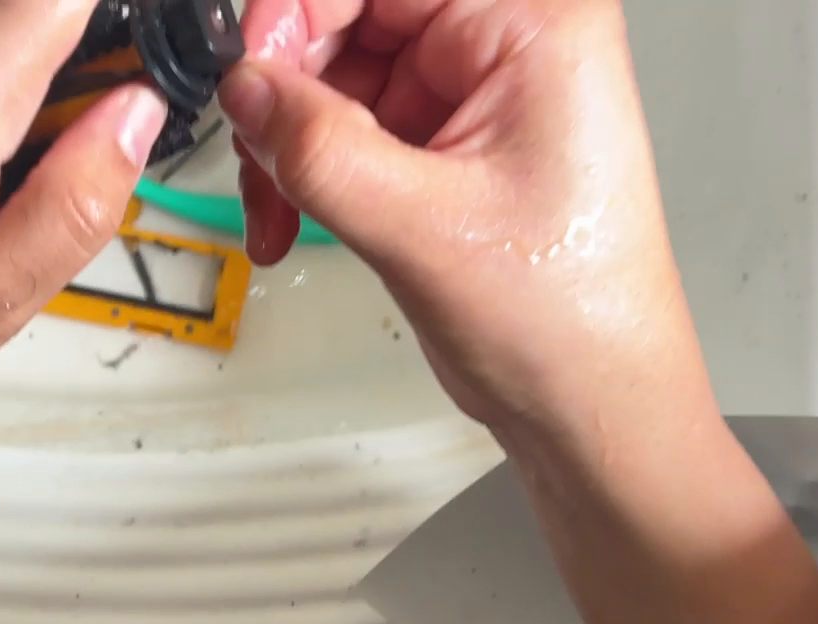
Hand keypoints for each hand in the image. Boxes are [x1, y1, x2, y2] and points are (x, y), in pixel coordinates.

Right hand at [222, 0, 715, 437]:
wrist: (574, 392)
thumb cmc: (554, 311)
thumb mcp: (421, 225)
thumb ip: (322, 150)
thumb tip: (243, 88)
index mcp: (528, 23)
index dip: (298, 12)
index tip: (243, 77)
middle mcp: (494, 49)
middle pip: (349, 27)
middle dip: (284, 100)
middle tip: (255, 167)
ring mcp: (456, 107)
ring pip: (330, 92)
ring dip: (282, 155)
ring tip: (274, 220)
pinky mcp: (426, 158)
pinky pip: (336, 144)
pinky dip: (298, 185)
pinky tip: (287, 228)